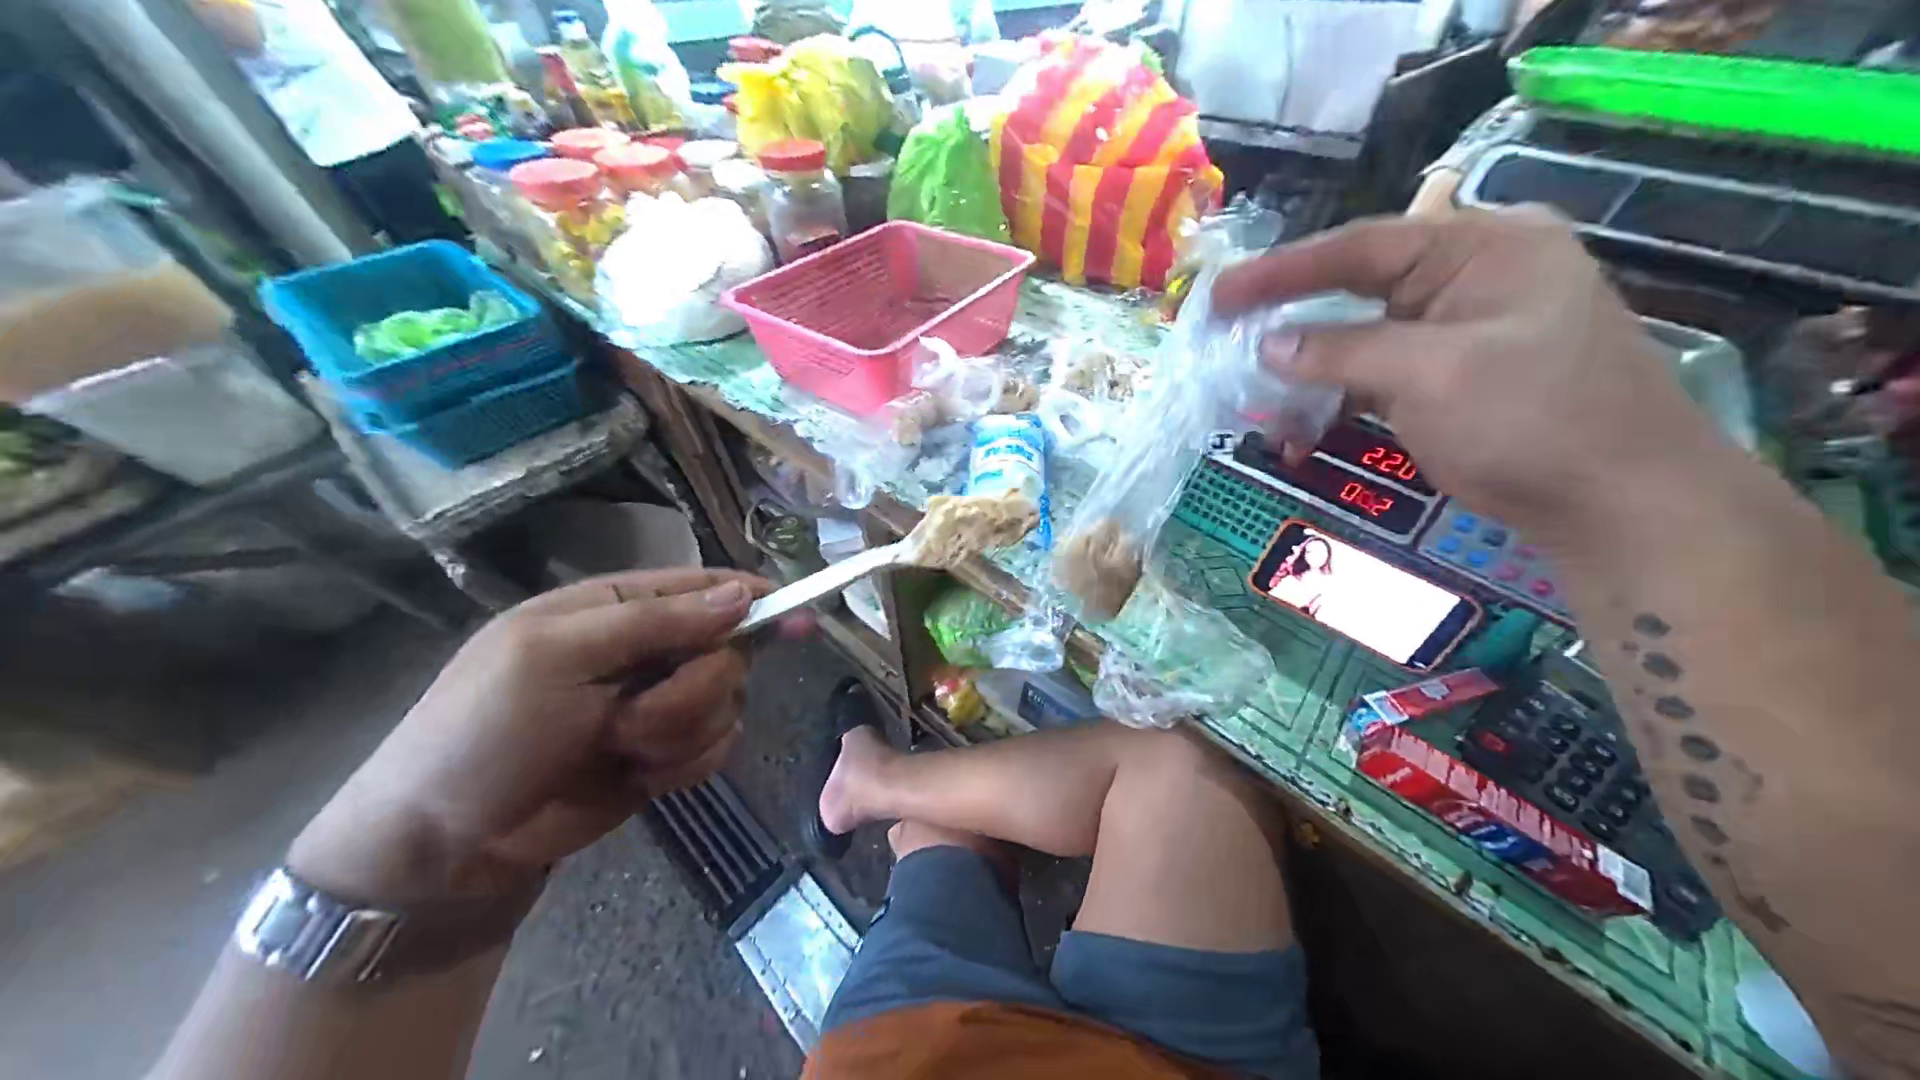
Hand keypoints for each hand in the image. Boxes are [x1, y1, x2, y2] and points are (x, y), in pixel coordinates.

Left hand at [287, 569, 769, 906]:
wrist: (447, 847)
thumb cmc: (486, 732)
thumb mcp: (557, 658)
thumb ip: (654, 622)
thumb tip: (741, 595)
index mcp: (614, 608)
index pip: (702, 587)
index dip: (753, 598)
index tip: (797, 616)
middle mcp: (645, 649)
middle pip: (726, 649)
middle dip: (696, 687)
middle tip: (640, 716)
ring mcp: (658, 702)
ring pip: (727, 700)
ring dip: (682, 730)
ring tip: (623, 750)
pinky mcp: (666, 751)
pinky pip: (715, 744)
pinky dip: (684, 763)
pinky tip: (640, 777)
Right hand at [1212, 207, 1727, 541]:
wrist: (1620, 505)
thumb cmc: (1534, 422)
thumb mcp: (1430, 376)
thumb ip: (1342, 352)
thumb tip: (1268, 346)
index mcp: (1482, 248)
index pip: (1361, 248)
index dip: (1280, 271)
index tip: (1219, 294)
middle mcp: (1469, 277)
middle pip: (1354, 290)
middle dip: (1288, 322)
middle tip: (1226, 337)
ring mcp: (1459, 331)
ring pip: (1357, 340)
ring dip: (1306, 375)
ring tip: (1258, 404)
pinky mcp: (1448, 378)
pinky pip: (1372, 377)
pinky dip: (1333, 402)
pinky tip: (1300, 432)